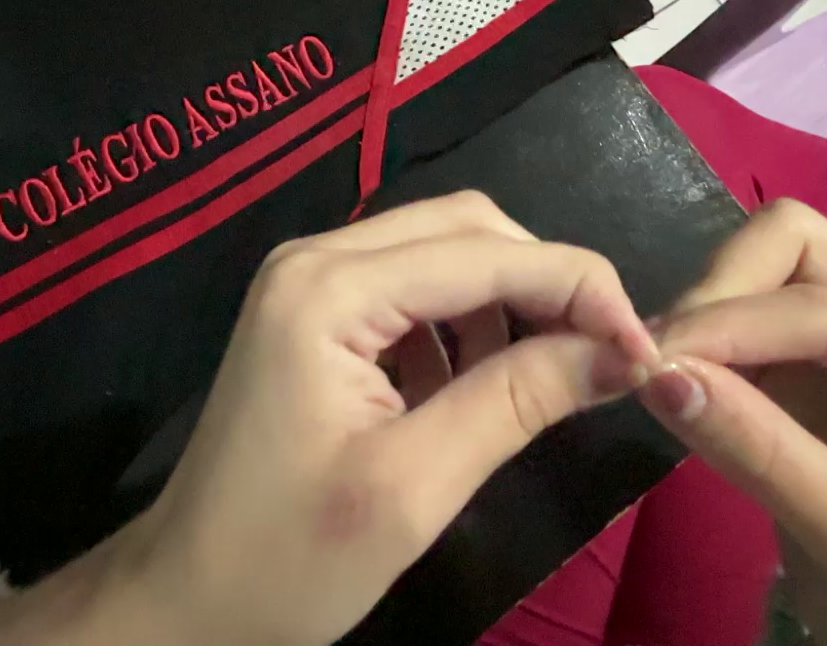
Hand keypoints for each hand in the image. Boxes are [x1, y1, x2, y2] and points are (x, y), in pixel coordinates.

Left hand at [93, 192, 655, 645]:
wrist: (181, 598)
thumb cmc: (285, 561)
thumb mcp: (414, 488)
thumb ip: (517, 402)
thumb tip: (622, 354)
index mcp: (327, 288)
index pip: (483, 253)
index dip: (577, 287)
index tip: (644, 347)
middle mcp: (316, 255)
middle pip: (465, 228)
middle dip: (544, 281)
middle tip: (601, 354)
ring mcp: (311, 275)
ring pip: (444, 247)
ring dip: (505, 299)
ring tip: (533, 377)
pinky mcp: (316, 305)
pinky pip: (413, 281)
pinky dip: (462, 319)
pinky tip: (467, 380)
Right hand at [638, 200, 826, 645]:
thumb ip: (761, 452)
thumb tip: (656, 375)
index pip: (822, 306)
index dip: (728, 324)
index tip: (647, 362)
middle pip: (796, 245)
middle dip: (721, 290)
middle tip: (665, 357)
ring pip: (767, 263)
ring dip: (709, 306)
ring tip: (668, 370)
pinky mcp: (820, 359)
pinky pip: (748, 312)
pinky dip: (708, 334)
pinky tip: (684, 379)